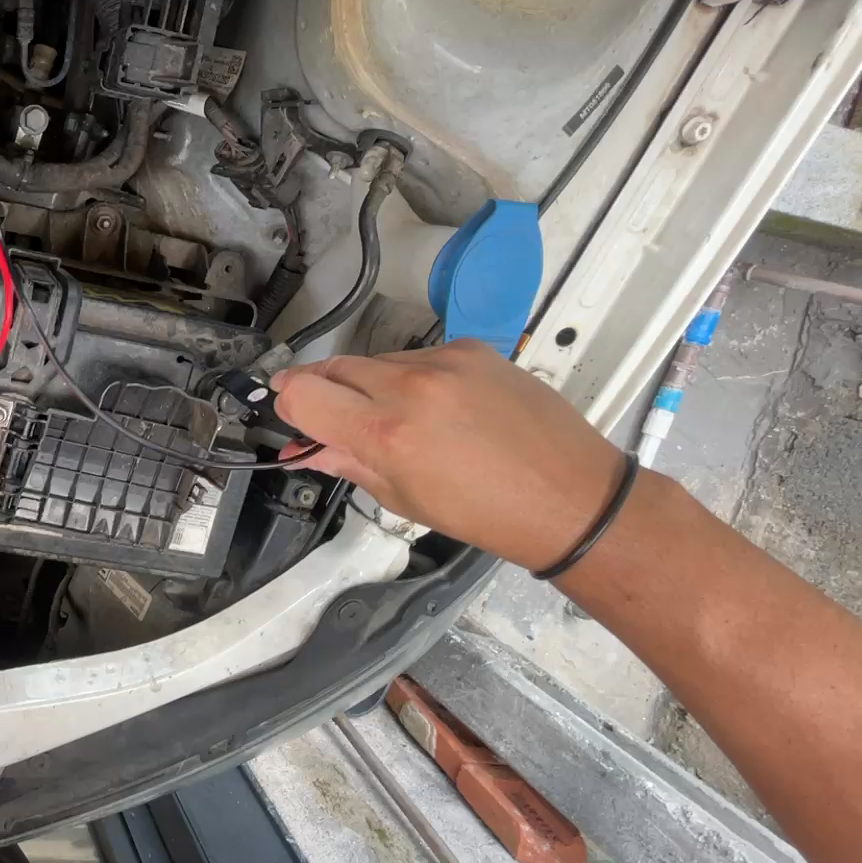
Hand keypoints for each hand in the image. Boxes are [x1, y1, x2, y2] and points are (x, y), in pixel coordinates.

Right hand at [271, 339, 626, 570]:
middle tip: (329, 414)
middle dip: (320, 390)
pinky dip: (410, 377)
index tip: (290, 412)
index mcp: (386, 432)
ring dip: (367, 384)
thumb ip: (344, 461)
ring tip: (396, 416)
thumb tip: (303, 448)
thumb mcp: (401, 498)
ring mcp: (444, 362)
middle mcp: (409, 387)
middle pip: (330, 368)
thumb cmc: (483, 513)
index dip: (286, 403)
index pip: (301, 393)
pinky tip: (435, 404)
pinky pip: (416, 356)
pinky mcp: (472, 349)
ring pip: (373, 361)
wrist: (574, 499)